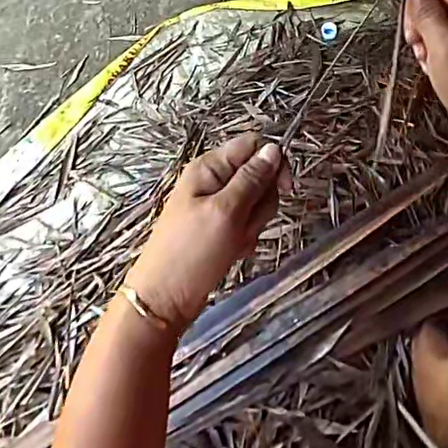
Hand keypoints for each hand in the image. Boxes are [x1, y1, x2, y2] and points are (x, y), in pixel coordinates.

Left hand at [126, 132, 289, 328]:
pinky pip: (246, 222)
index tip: (285, 188)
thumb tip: (274, 148)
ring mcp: (216, 204)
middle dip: (261, 201)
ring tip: (235, 240)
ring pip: (256, 201)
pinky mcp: (219, 226)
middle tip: (244, 223)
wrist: (162, 302)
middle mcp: (213, 180)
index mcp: (210, 166)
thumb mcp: (226, 211)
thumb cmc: (190, 253)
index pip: (254, 145)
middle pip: (259, 174)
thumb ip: (252, 178)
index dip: (274, 162)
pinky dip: (246, 236)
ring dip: (253, 223)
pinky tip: (233, 251)